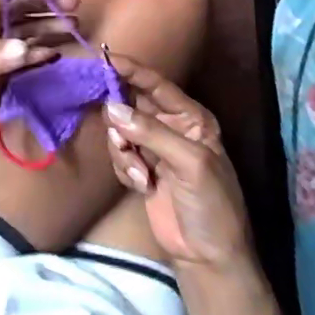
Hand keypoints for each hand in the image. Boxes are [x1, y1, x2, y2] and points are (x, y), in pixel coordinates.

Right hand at [102, 56, 256, 270]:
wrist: (208, 258)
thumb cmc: (212, 205)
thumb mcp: (189, 164)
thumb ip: (151, 133)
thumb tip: (111, 108)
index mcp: (191, 118)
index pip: (156, 84)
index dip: (130, 69)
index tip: (103, 57)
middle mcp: (171, 126)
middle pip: (132, 103)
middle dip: (120, 116)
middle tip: (116, 131)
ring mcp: (153, 147)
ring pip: (120, 128)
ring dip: (123, 149)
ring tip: (140, 173)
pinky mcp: (140, 167)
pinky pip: (118, 152)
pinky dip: (124, 166)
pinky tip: (141, 185)